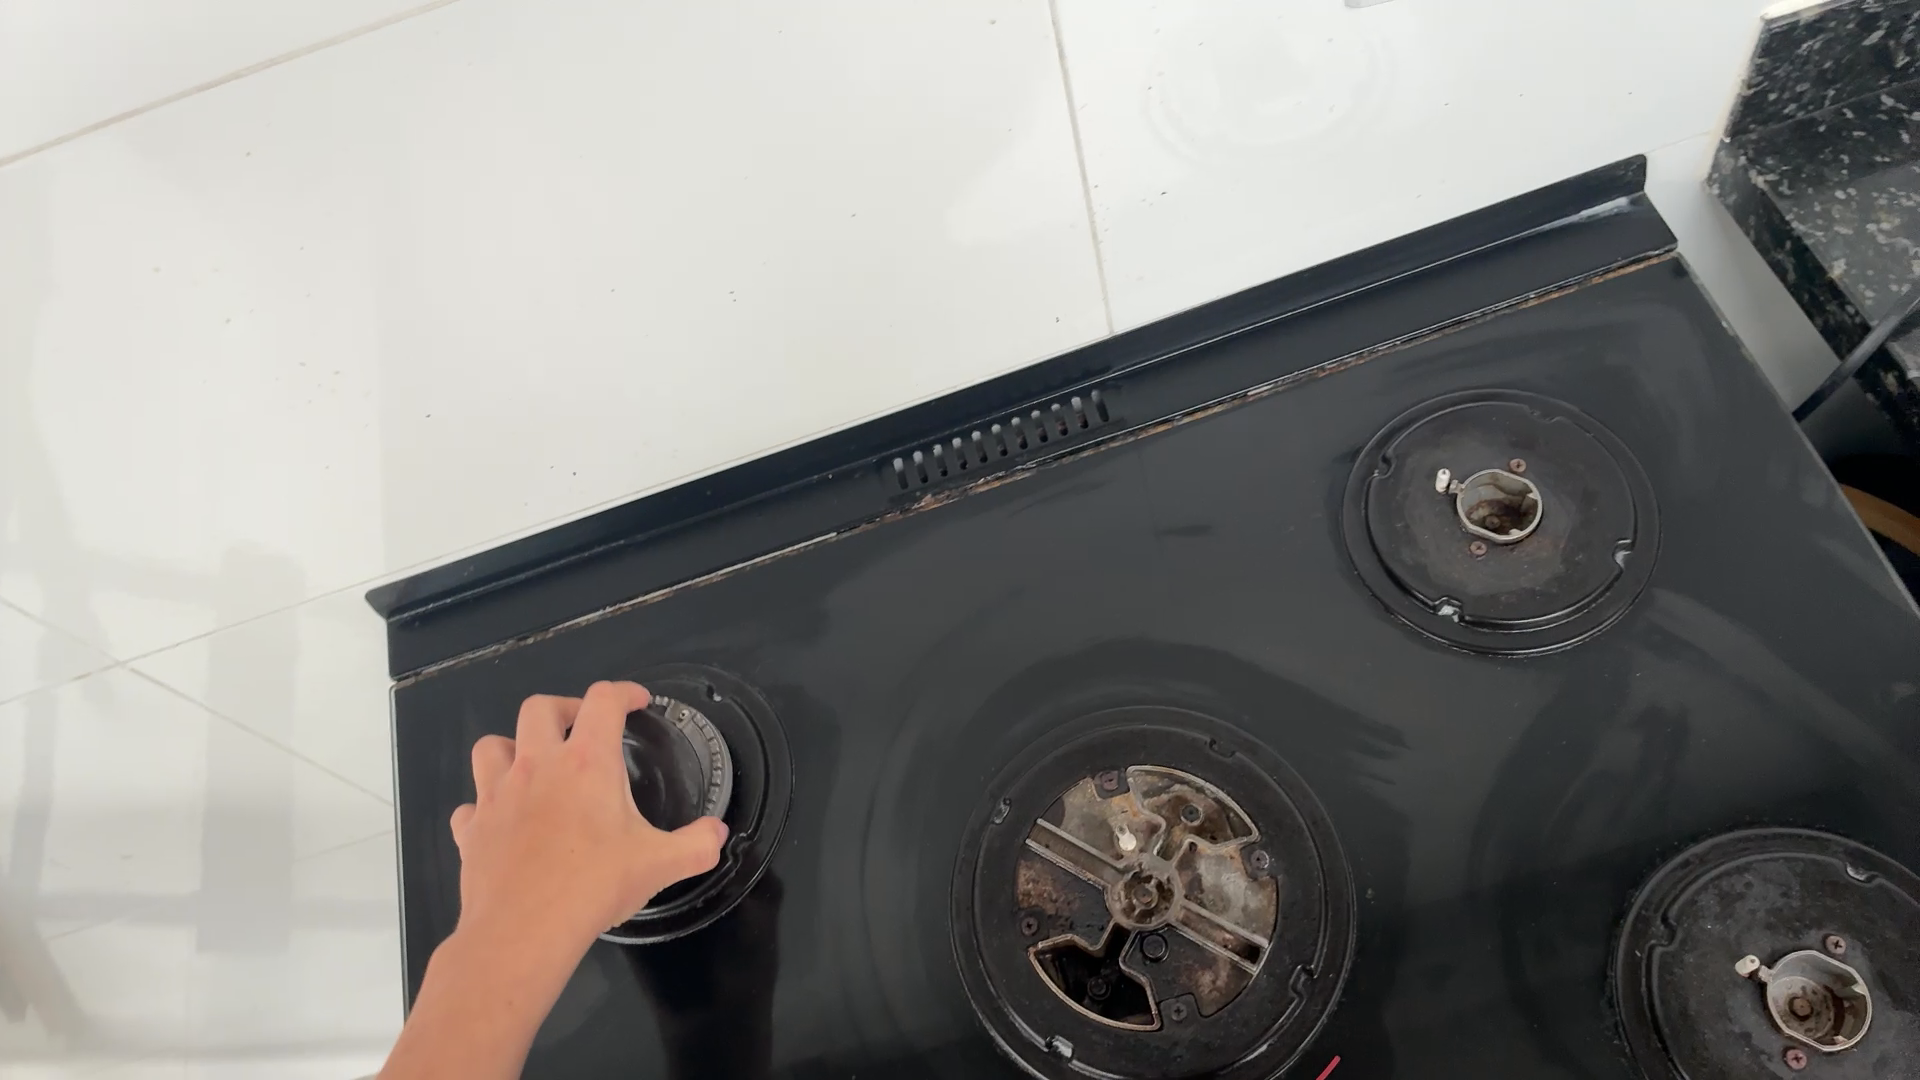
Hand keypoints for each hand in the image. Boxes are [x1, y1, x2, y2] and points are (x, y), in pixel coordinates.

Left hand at [448, 681, 728, 956]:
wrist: (521, 935)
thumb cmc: (593, 886)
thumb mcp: (661, 863)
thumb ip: (698, 843)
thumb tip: (717, 833)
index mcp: (588, 762)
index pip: (603, 699)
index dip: (624, 692)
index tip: (638, 703)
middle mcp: (538, 766)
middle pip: (539, 707)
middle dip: (564, 708)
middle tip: (584, 729)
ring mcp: (497, 796)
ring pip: (491, 746)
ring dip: (514, 747)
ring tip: (536, 766)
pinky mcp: (471, 831)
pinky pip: (471, 804)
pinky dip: (486, 804)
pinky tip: (505, 820)